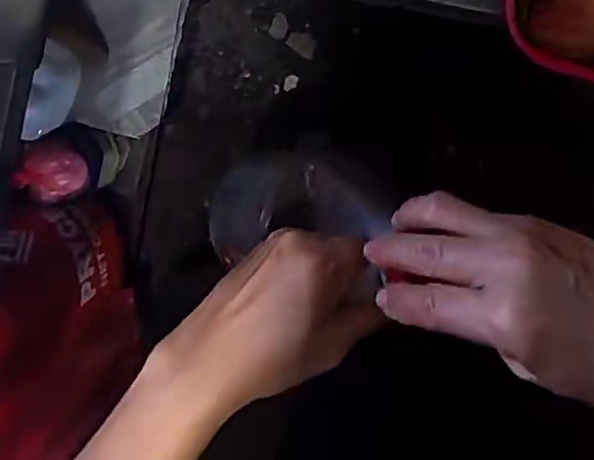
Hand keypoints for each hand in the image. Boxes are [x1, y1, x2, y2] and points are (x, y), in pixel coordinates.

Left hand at [151, 228, 385, 416]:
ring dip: (318, 270)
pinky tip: (285, 301)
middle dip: (343, 271)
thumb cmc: (274, 356)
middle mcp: (297, 237)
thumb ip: (365, 318)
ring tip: (308, 307)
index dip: (369, 271)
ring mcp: (272, 240)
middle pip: (336, 246)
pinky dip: (296, 269)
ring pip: (312, 248)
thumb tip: (385, 304)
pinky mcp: (254, 248)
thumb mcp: (330, 346)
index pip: (362, 247)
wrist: (208, 355)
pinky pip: (290, 252)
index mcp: (319, 257)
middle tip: (338, 306)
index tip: (367, 295)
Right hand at [365, 192, 593, 424]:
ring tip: (395, 225)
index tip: (378, 295)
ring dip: (414, 217)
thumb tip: (455, 305)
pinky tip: (440, 227)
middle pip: (430, 249)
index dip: (399, 299)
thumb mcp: (537, 369)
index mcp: (504, 316)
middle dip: (393, 250)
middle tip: (368, 251)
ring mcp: (518, 233)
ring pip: (447, 212)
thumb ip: (488, 332)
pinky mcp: (533, 218)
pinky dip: (447, 216)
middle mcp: (504, 264)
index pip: (431, 302)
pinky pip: (475, 213)